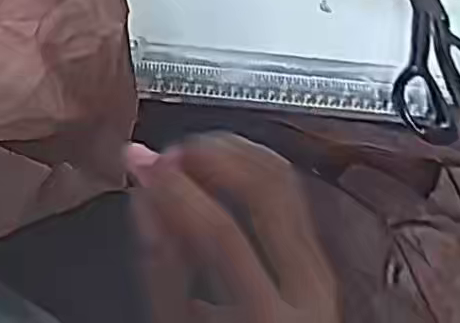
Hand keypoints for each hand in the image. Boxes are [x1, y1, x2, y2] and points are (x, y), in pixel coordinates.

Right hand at [128, 135, 337, 322]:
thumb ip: (160, 268)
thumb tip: (142, 193)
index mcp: (271, 321)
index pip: (221, 233)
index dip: (174, 188)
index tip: (140, 162)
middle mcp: (310, 291)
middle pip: (265, 189)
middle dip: (208, 156)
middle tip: (167, 153)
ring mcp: (320, 272)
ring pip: (279, 178)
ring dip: (228, 153)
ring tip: (185, 155)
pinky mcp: (316, 260)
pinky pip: (285, 189)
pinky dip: (245, 163)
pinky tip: (213, 165)